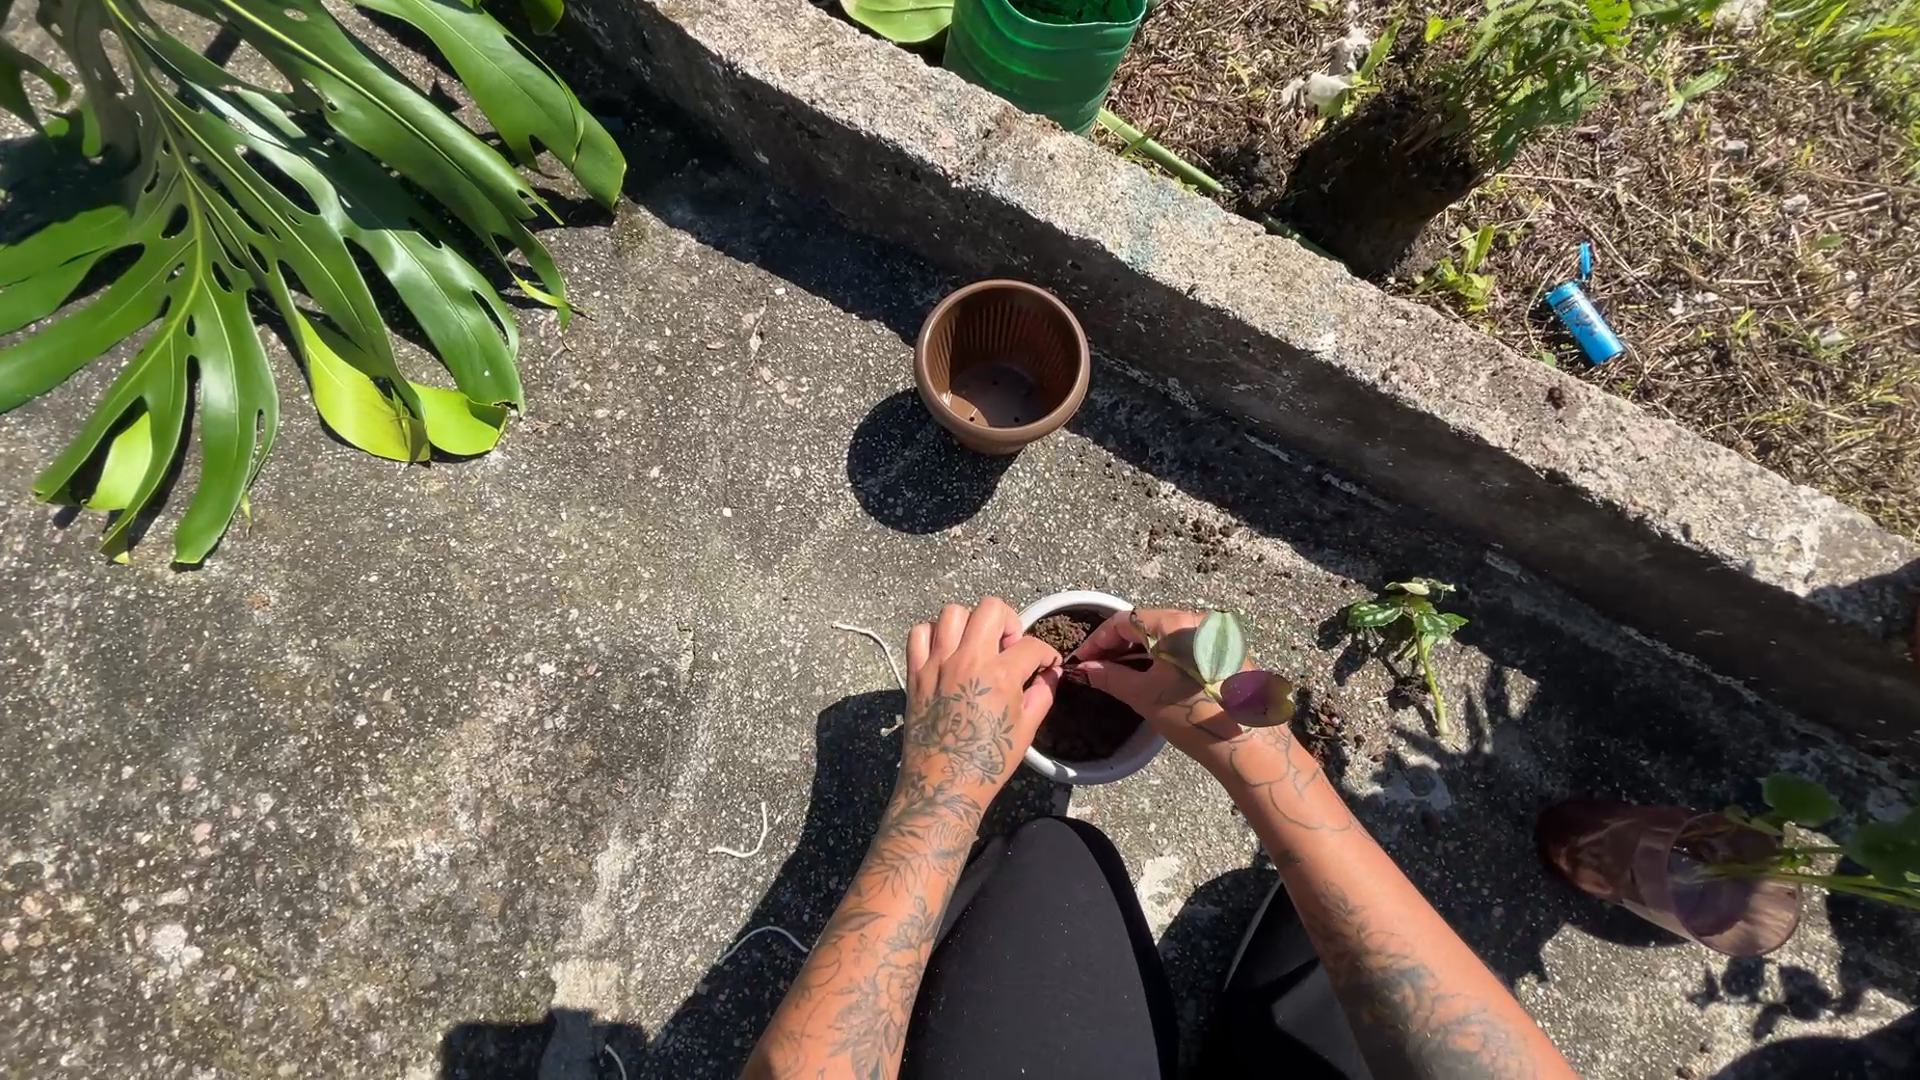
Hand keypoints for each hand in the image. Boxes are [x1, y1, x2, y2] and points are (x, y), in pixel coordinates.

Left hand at [900, 598, 1063, 809]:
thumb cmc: (987, 761)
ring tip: (976, 645)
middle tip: (1008, 645)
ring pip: (952, 612)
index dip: (1046, 653)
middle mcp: (968, 660)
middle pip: (990, 608)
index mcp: (1000, 675)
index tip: (1045, 663)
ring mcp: (937, 663)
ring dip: (970, 623)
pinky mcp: (915, 672)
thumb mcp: (1026, 730)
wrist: (943, 784)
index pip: (1031, 645)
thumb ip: (1042, 695)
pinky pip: (919, 633)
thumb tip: (1052, 675)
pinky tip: (945, 652)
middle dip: (1008, 620)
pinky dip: (933, 634)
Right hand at [1071, 608, 1279, 783]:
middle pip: (1145, 623)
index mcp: (1176, 624)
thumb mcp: (1144, 696)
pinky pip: (1185, 644)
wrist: (1250, 747)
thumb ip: (1110, 677)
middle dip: (1117, 644)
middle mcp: (1198, 620)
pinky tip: (1151, 675)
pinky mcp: (1227, 651)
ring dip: (1139, 650)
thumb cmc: (1193, 718)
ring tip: (1119, 672)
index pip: (1124, 620)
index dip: (1098, 639)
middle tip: (1097, 666)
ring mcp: (1216, 635)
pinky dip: (1162, 655)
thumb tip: (1085, 670)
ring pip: (1165, 634)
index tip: (1083, 659)